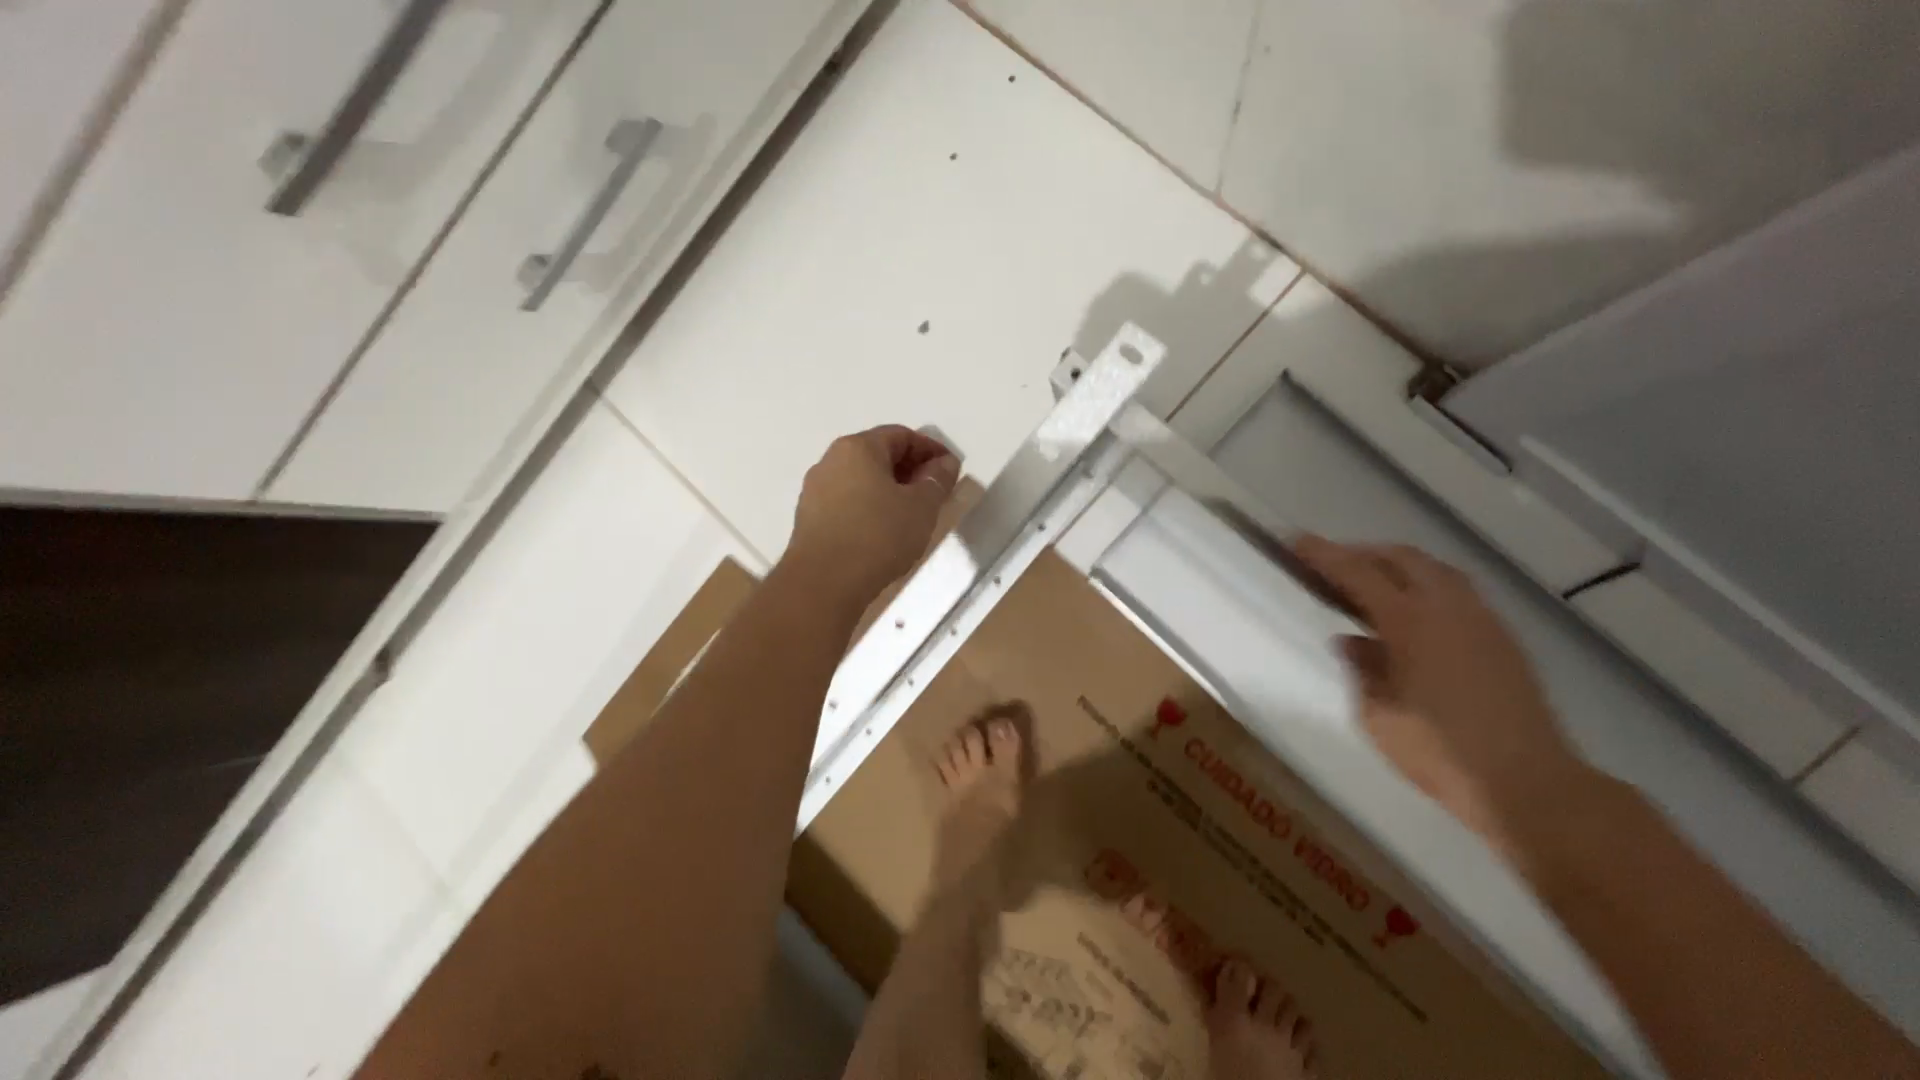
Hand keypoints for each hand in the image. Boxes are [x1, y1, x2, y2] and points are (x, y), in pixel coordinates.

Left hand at [784, 425, 960, 605]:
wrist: (823, 582)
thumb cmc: (878, 535)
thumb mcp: (921, 507)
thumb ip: (937, 480)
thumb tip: (944, 463)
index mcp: (858, 448)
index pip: (901, 435)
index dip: (931, 449)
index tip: (951, 470)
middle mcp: (831, 461)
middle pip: (878, 455)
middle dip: (910, 470)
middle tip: (934, 493)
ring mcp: (815, 490)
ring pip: (861, 480)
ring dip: (889, 490)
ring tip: (911, 515)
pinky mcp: (809, 519)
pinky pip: (847, 502)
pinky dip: (869, 508)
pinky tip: (883, 531)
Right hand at [1293, 536, 1594, 854]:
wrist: (1527, 783)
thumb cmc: (1439, 753)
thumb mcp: (1378, 716)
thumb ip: (1362, 669)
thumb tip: (1351, 641)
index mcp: (1411, 621)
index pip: (1358, 573)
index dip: (1323, 555)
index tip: (1295, 541)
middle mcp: (1448, 607)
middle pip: (1400, 558)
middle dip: (1362, 554)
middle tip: (1330, 565)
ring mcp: (1482, 620)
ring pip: (1435, 570)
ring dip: (1397, 567)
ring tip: (1370, 584)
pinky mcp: (1502, 639)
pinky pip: (1457, 592)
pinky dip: (1425, 587)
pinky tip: (1412, 614)